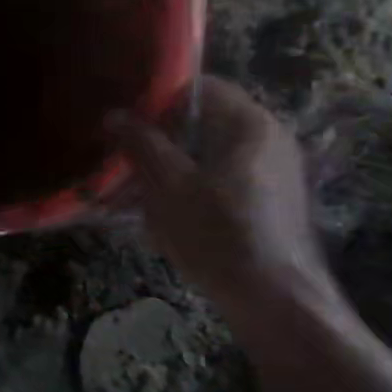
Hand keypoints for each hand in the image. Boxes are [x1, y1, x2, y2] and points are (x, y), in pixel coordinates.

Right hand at [111, 77, 345, 312]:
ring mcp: (275, 174)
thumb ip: (142, 146)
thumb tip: (115, 115)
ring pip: (210, 160)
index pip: (201, 89)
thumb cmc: (220, 236)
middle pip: (204, 127)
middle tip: (125, 165)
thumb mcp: (169, 188)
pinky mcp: (271, 205)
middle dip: (160, 145)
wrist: (277, 301)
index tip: (127, 125)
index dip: (159, 101)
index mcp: (252, 124)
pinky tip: (167, 223)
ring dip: (172, 174)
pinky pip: (223, 186)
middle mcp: (270, 140)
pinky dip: (193, 194)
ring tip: (136, 200)